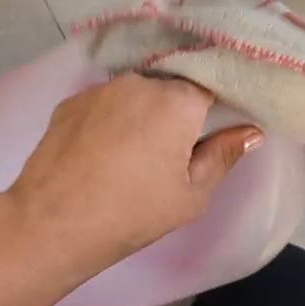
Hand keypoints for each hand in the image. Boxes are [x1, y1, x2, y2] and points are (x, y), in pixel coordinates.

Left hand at [3, 73, 261, 268]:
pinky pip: (105, 104)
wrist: (52, 223)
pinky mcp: (70, 102)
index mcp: (178, 100)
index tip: (221, 123)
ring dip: (142, 115)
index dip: (218, 104)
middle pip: (172, 88)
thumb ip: (224, 156)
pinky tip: (105, 152)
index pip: (211, 84)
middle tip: (177, 148)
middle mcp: (140, 82)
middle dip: (178, 111)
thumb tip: (252, 132)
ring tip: (136, 153)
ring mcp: (100, 89)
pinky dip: (112, 120)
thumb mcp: (191, 195)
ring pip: (136, 94)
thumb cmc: (133, 213)